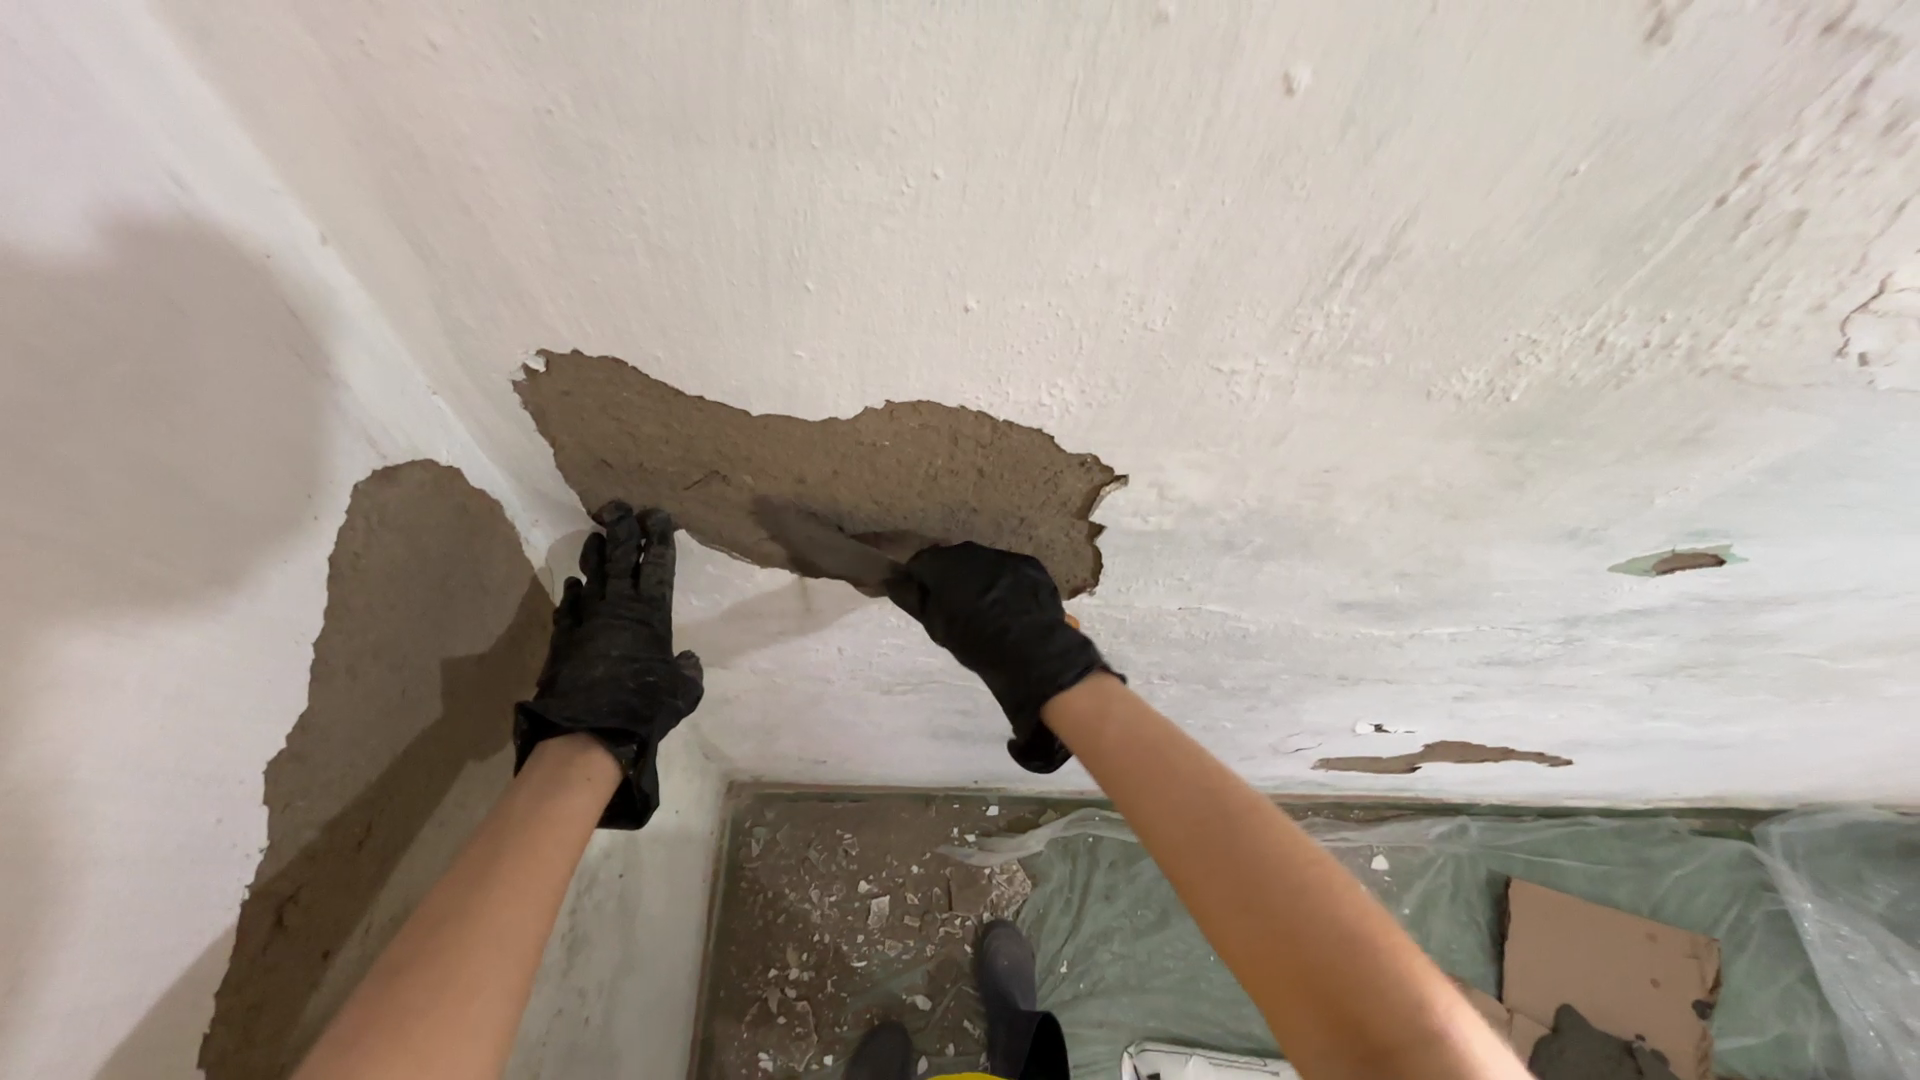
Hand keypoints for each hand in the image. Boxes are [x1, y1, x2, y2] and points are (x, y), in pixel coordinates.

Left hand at [514, 501, 703, 828]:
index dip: (658, 538)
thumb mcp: (684, 692)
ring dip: (595, 552)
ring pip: (592, 575)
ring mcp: (587, 620)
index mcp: (652, 615)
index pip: (658, 566)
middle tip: (620, 506)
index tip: (657, 515)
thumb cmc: (646, 707)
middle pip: (621, 558)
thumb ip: (688, 671)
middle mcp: (619, 608)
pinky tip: (574, 584)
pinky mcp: (564, 638)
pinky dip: (573, 592)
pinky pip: (569, 606)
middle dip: (623, 528)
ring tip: (596, 533)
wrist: (590, 729)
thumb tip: (687, 660)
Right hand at [885, 542, 1118, 771]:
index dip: (919, 580)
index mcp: (944, 564)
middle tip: (955, 607)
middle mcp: (973, 551)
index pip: (920, 563)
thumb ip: (911, 598)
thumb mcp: (934, 625)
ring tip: (987, 609)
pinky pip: (1010, 572)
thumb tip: (894, 580)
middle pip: (954, 560)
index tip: (922, 599)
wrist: (1031, 650)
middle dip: (951, 579)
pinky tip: (1012, 608)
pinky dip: (1007, 585)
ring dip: (980, 580)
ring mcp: (1005, 556)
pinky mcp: (1030, 566)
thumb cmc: (974, 641)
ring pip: (984, 564)